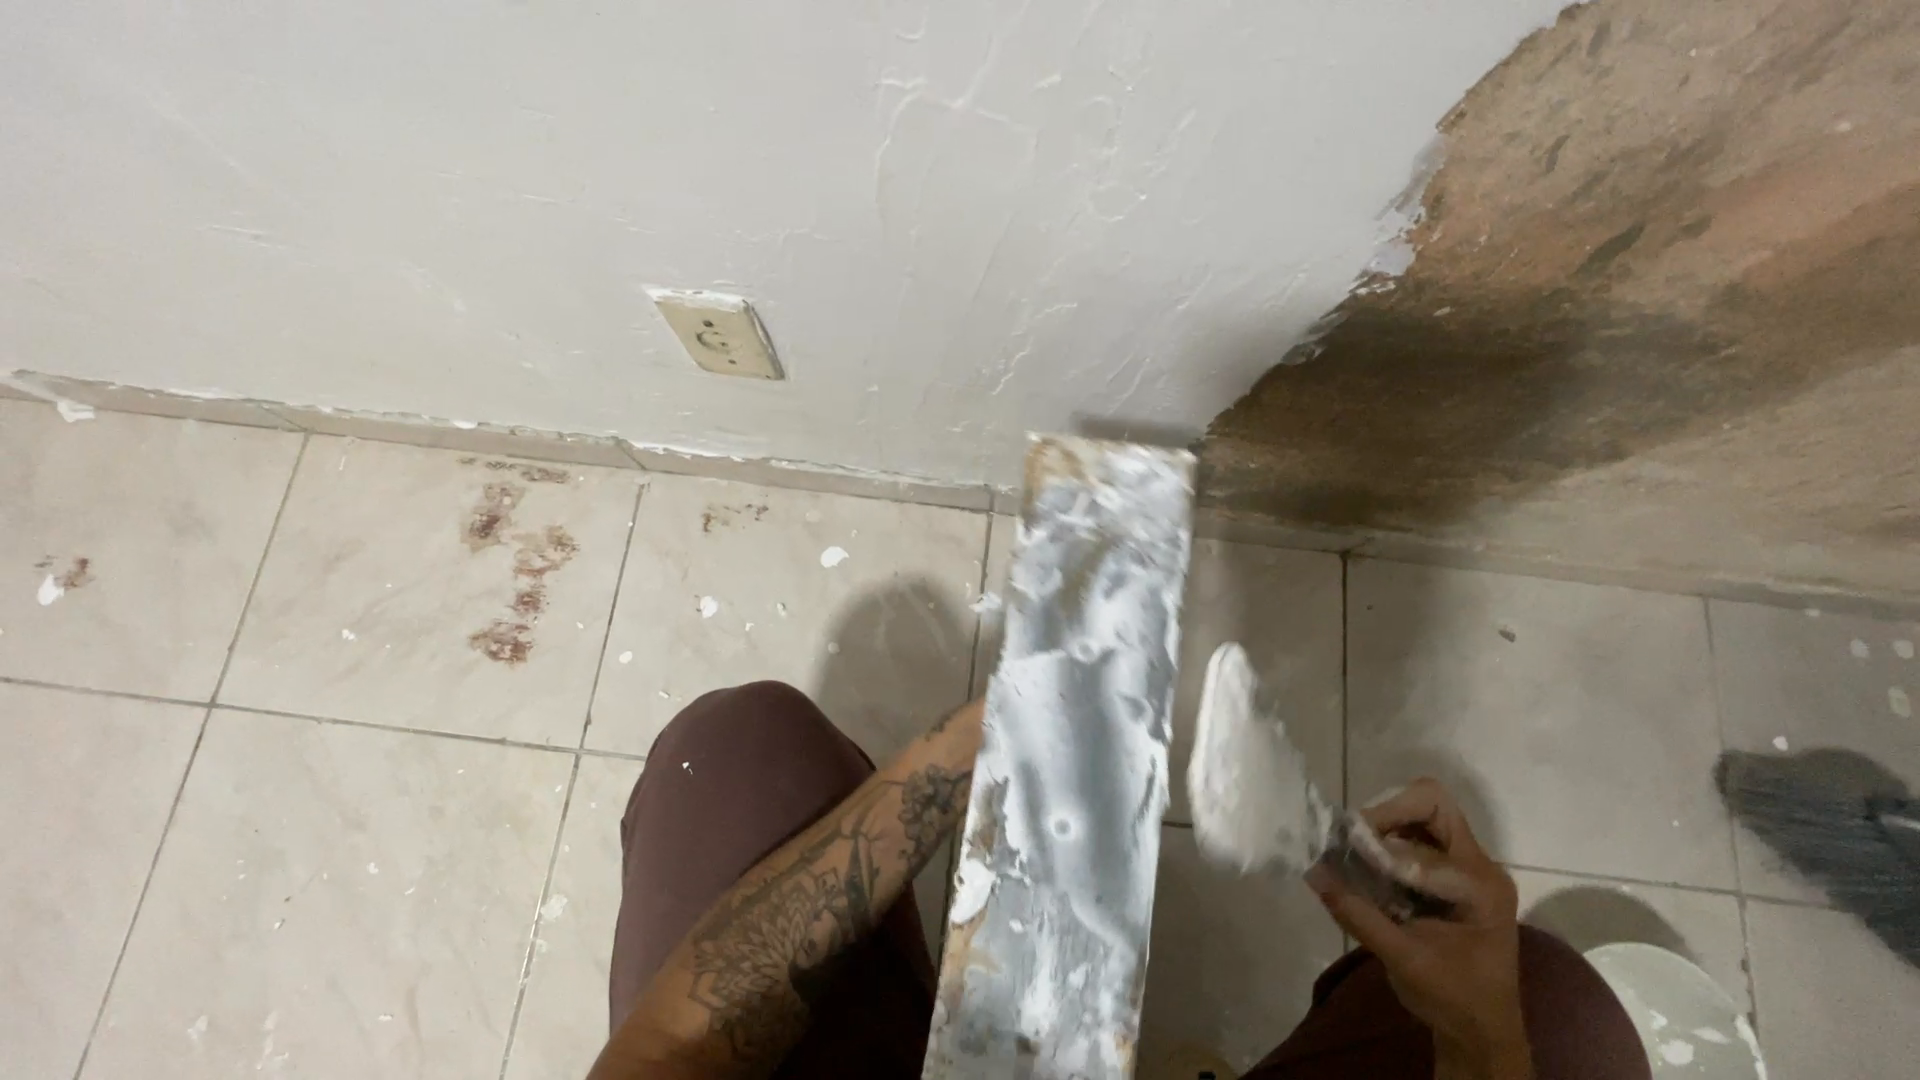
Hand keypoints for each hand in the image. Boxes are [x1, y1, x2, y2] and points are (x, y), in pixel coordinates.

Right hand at [1308, 779, 1531, 1079]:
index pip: (1428, 838)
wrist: (1481, 1033)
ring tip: (1355, 850)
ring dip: (1385, 825)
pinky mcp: (1450, 874)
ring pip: (1422, 814)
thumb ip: (1358, 914)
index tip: (1348, 853)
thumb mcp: (1403, 959)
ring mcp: (1466, 867)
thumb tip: (1314, 872)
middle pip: (1433, 804)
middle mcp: (1478, 866)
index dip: (1384, 843)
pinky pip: (1416, 836)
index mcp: (1480, 885)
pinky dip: (1386, 841)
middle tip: (1354, 837)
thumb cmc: (1452, 999)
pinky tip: (1367, 866)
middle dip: (1387, 812)